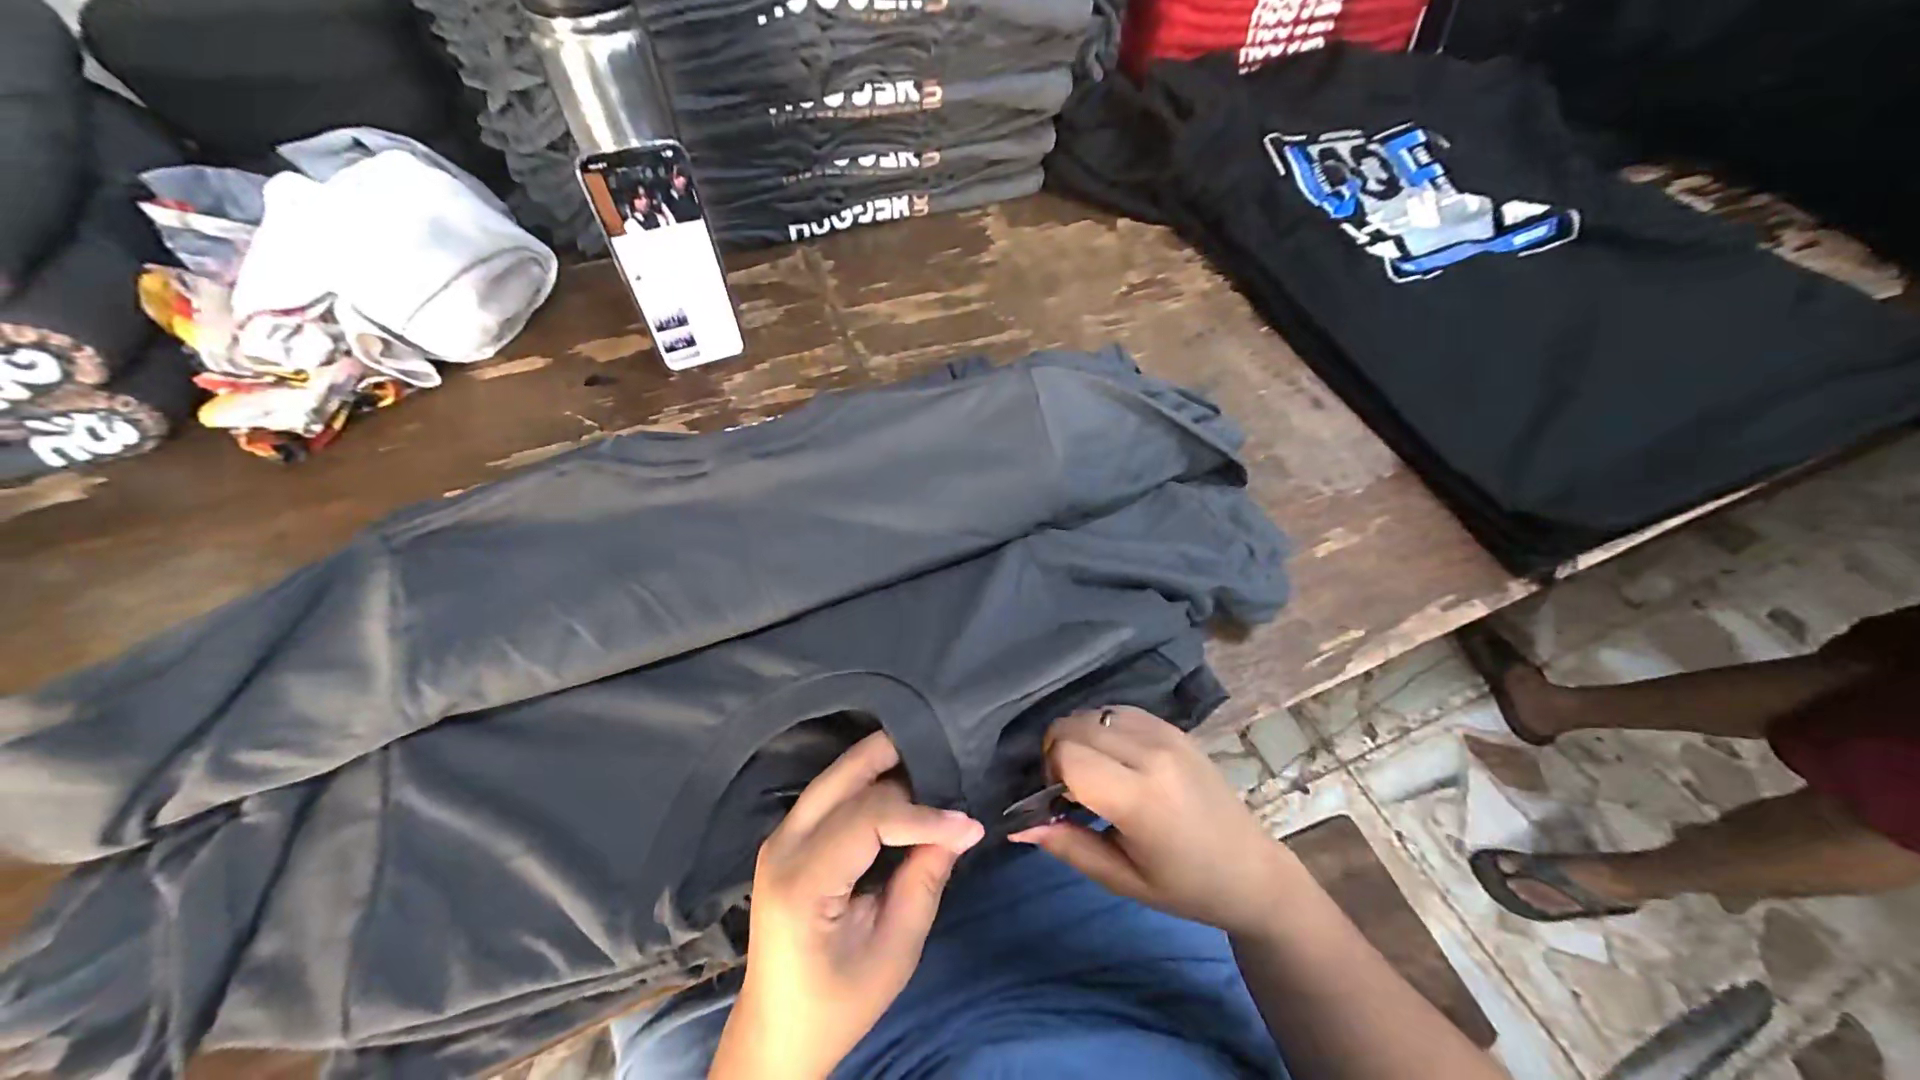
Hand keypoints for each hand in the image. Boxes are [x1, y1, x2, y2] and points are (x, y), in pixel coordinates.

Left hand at [710, 731, 984, 1079]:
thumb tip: (962, 829)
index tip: (967, 826)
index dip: (922, 815)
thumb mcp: (893, 952)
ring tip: (930, 769)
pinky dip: (866, 782)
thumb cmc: (837, 1002)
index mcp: (803, 881)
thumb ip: (924, 881)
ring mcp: (779, 837)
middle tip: (945, 757)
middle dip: (896, 759)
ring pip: (834, 776)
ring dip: (881, 766)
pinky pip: (829, 793)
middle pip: (843, 775)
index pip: (869, 818)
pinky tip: (900, 788)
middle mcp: (783, 845)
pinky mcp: (786, 839)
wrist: (777, 1030)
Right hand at [1011, 706, 1299, 937]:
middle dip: (1058, 752)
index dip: (1051, 774)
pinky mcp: (1175, 727)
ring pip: (1093, 712)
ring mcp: (1166, 734)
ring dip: (1080, 736)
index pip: (1067, 755)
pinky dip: (1103, 728)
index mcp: (1140, 797)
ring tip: (1095, 772)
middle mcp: (1152, 753)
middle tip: (1072, 789)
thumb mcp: (1121, 879)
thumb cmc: (1184, 886)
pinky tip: (1116, 758)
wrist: (1252, 871)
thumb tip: (1016, 824)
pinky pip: (1118, 710)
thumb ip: (1066, 845)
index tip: (1061, 801)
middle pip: (1073, 725)